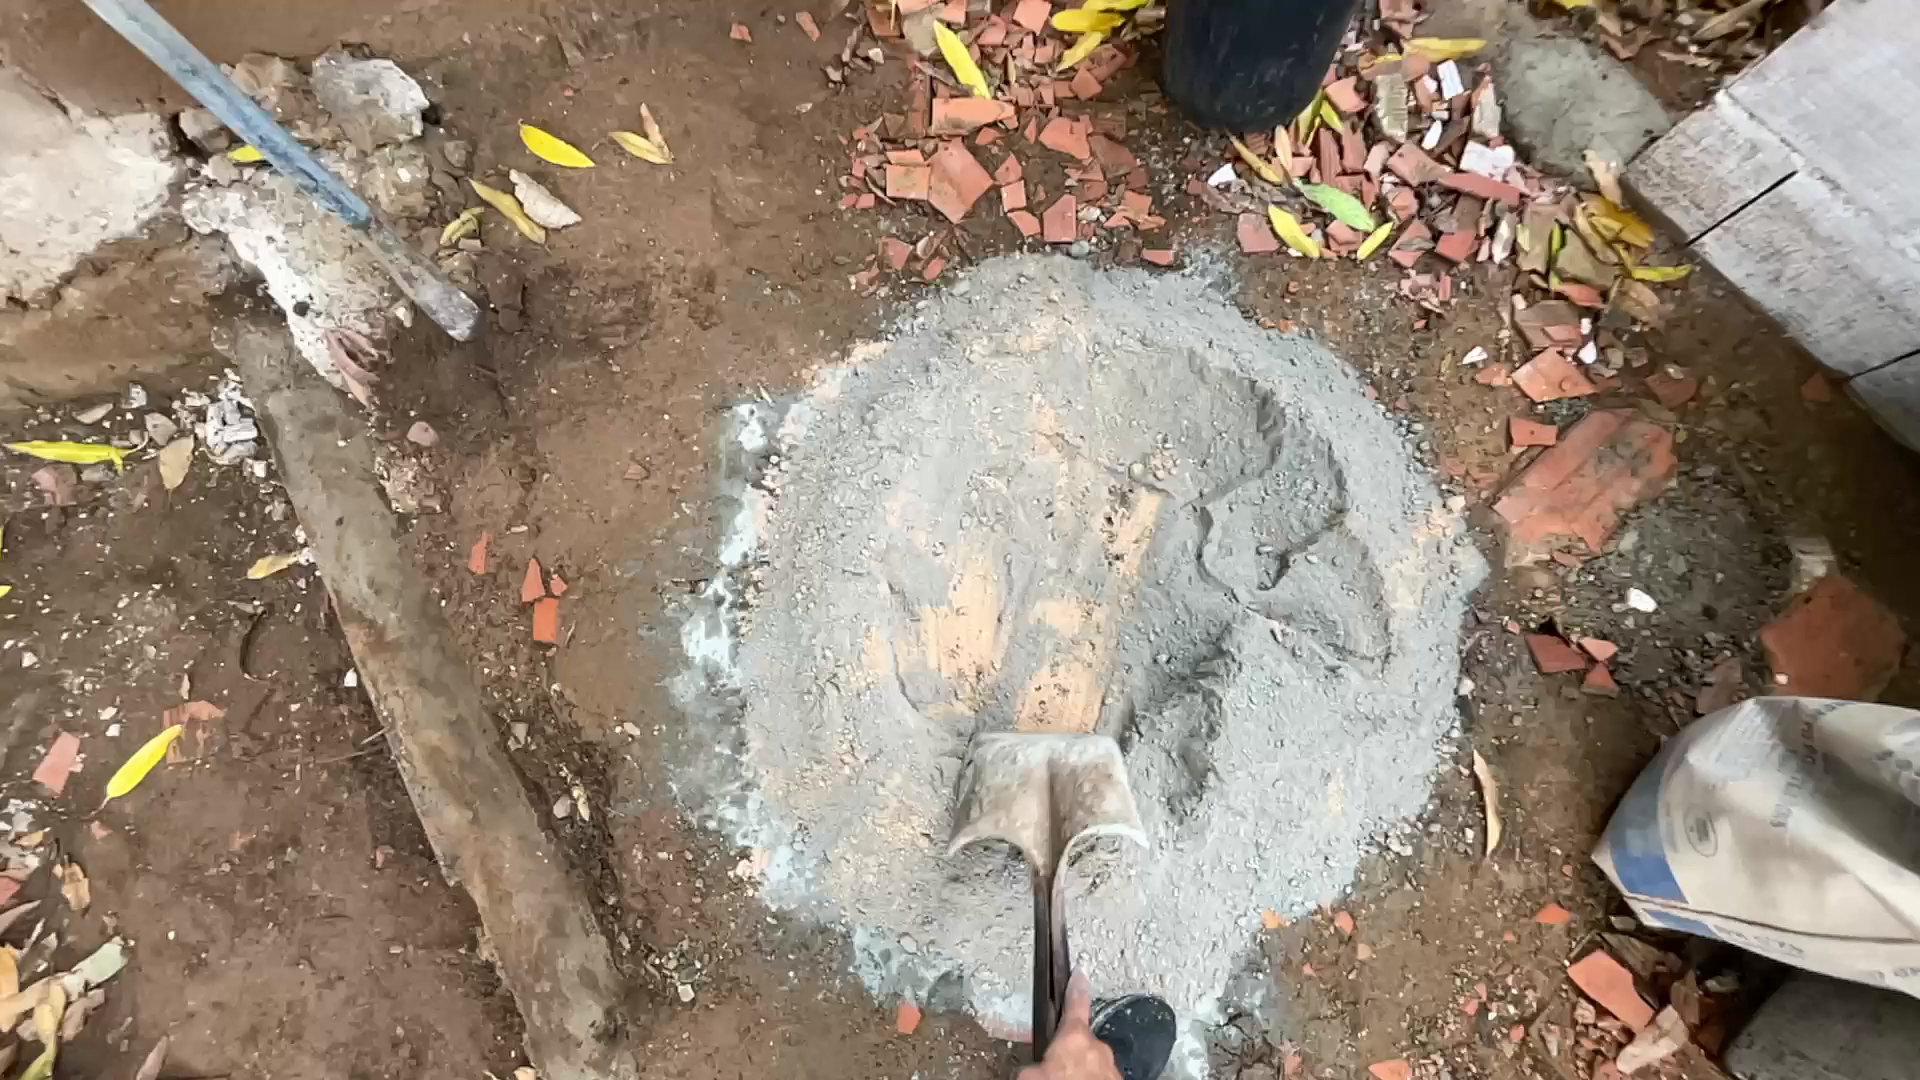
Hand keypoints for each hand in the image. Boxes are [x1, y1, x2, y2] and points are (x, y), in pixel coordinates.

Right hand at [1017, 974, 1119, 1079]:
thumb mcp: (1030, 1075)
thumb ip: (1032, 1064)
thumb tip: (1033, 1070)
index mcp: (1074, 1036)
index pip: (1074, 1002)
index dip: (1075, 986)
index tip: (1079, 972)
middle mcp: (1097, 1048)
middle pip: (1080, 1043)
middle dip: (1069, 1055)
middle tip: (1055, 1071)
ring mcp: (1111, 1070)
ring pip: (1092, 1065)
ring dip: (1081, 1073)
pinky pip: (1100, 1079)